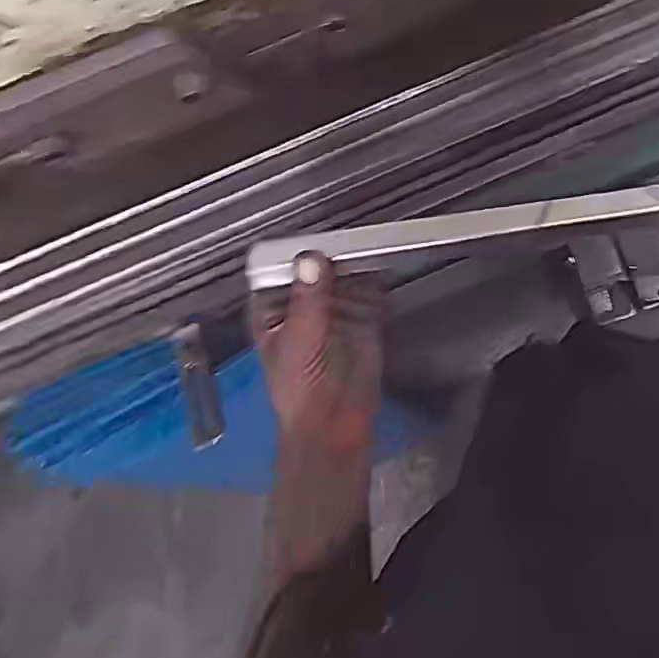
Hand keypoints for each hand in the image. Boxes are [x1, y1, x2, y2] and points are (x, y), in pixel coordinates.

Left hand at [251, 252, 386, 466]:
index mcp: (275, 310)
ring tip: (370, 246)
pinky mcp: (365, 319)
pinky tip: (383, 268)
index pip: (282, 269)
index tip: (315, 235)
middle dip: (335, 254)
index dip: (296, 251)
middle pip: (320, 268)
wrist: (335, 422)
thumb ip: (308, 297)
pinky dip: (379, 280)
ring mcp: (336, 312)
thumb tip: (311, 258)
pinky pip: (373, 292)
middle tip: (351, 236)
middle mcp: (305, 305)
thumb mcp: (300, 338)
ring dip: (359, 263)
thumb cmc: (300, 387)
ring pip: (348, 276)